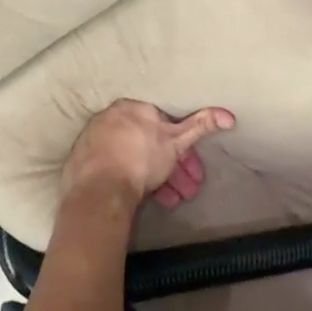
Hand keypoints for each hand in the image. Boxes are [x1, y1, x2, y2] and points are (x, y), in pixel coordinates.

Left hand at [60, 99, 235, 210]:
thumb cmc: (141, 159)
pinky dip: (132, 184)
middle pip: (150, 145)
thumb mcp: (177, 141)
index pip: (165, 124)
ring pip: (135, 161)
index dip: (184, 149)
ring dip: (158, 182)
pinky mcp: (82, 166)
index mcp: (132, 108)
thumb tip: (229, 116)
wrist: (99, 193)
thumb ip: (202, 124)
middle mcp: (109, 120)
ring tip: (172, 202)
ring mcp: (93, 143)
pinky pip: (116, 171)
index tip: (194, 171)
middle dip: (174, 171)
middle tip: (188, 191)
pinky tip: (143, 200)